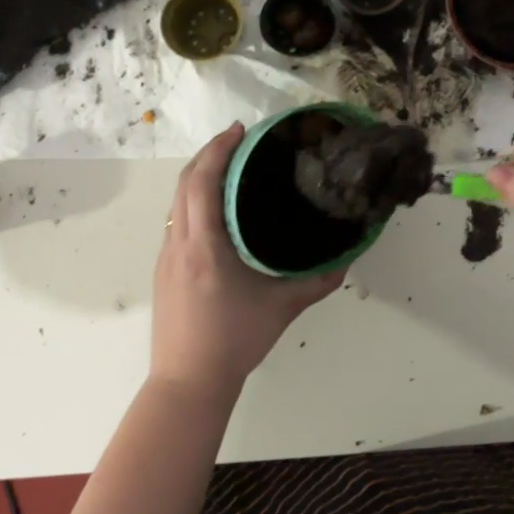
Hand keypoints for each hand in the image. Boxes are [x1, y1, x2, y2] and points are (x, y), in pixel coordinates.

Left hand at [151, 123, 342, 397]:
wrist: (187, 383)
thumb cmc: (234, 341)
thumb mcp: (283, 308)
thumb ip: (318, 281)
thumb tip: (349, 257)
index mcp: (205, 246)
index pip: (202, 182)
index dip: (218, 150)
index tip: (241, 130)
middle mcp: (180, 243)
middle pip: (184, 183)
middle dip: (208, 153)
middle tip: (239, 138)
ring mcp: (166, 256)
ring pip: (177, 200)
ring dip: (199, 175)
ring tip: (230, 164)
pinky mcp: (164, 270)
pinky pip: (176, 219)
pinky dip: (194, 198)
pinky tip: (216, 206)